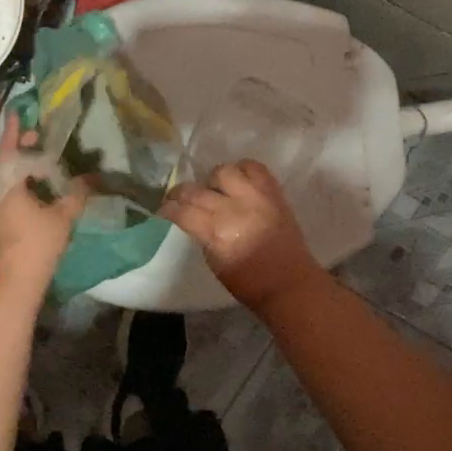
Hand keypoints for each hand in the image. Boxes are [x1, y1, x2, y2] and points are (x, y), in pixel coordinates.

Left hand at [0, 114, 87, 287]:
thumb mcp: (62, 218)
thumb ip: (76, 195)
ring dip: (20, 168)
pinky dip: (21, 184)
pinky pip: (9, 193)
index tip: (16, 112)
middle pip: (5, 164)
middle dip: (19, 148)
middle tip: (36, 136)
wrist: (14, 281)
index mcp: (7, 186)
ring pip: (6, 180)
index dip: (13, 131)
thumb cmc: (36, 245)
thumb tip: (91, 178)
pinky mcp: (0, 223)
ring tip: (40, 160)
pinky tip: (38, 188)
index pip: (8, 150)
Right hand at [161, 160, 326, 311]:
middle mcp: (234, 208)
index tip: (163, 211)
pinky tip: (237, 182)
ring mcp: (256, 197)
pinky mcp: (273, 192)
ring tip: (214, 190)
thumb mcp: (213, 261)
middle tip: (178, 200)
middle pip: (196, 190)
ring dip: (212, 180)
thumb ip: (201, 234)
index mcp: (216, 232)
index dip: (167, 210)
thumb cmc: (247, 282)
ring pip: (223, 171)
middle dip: (180, 194)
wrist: (289, 283)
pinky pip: (254, 167)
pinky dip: (241, 170)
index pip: (181, 211)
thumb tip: (191, 217)